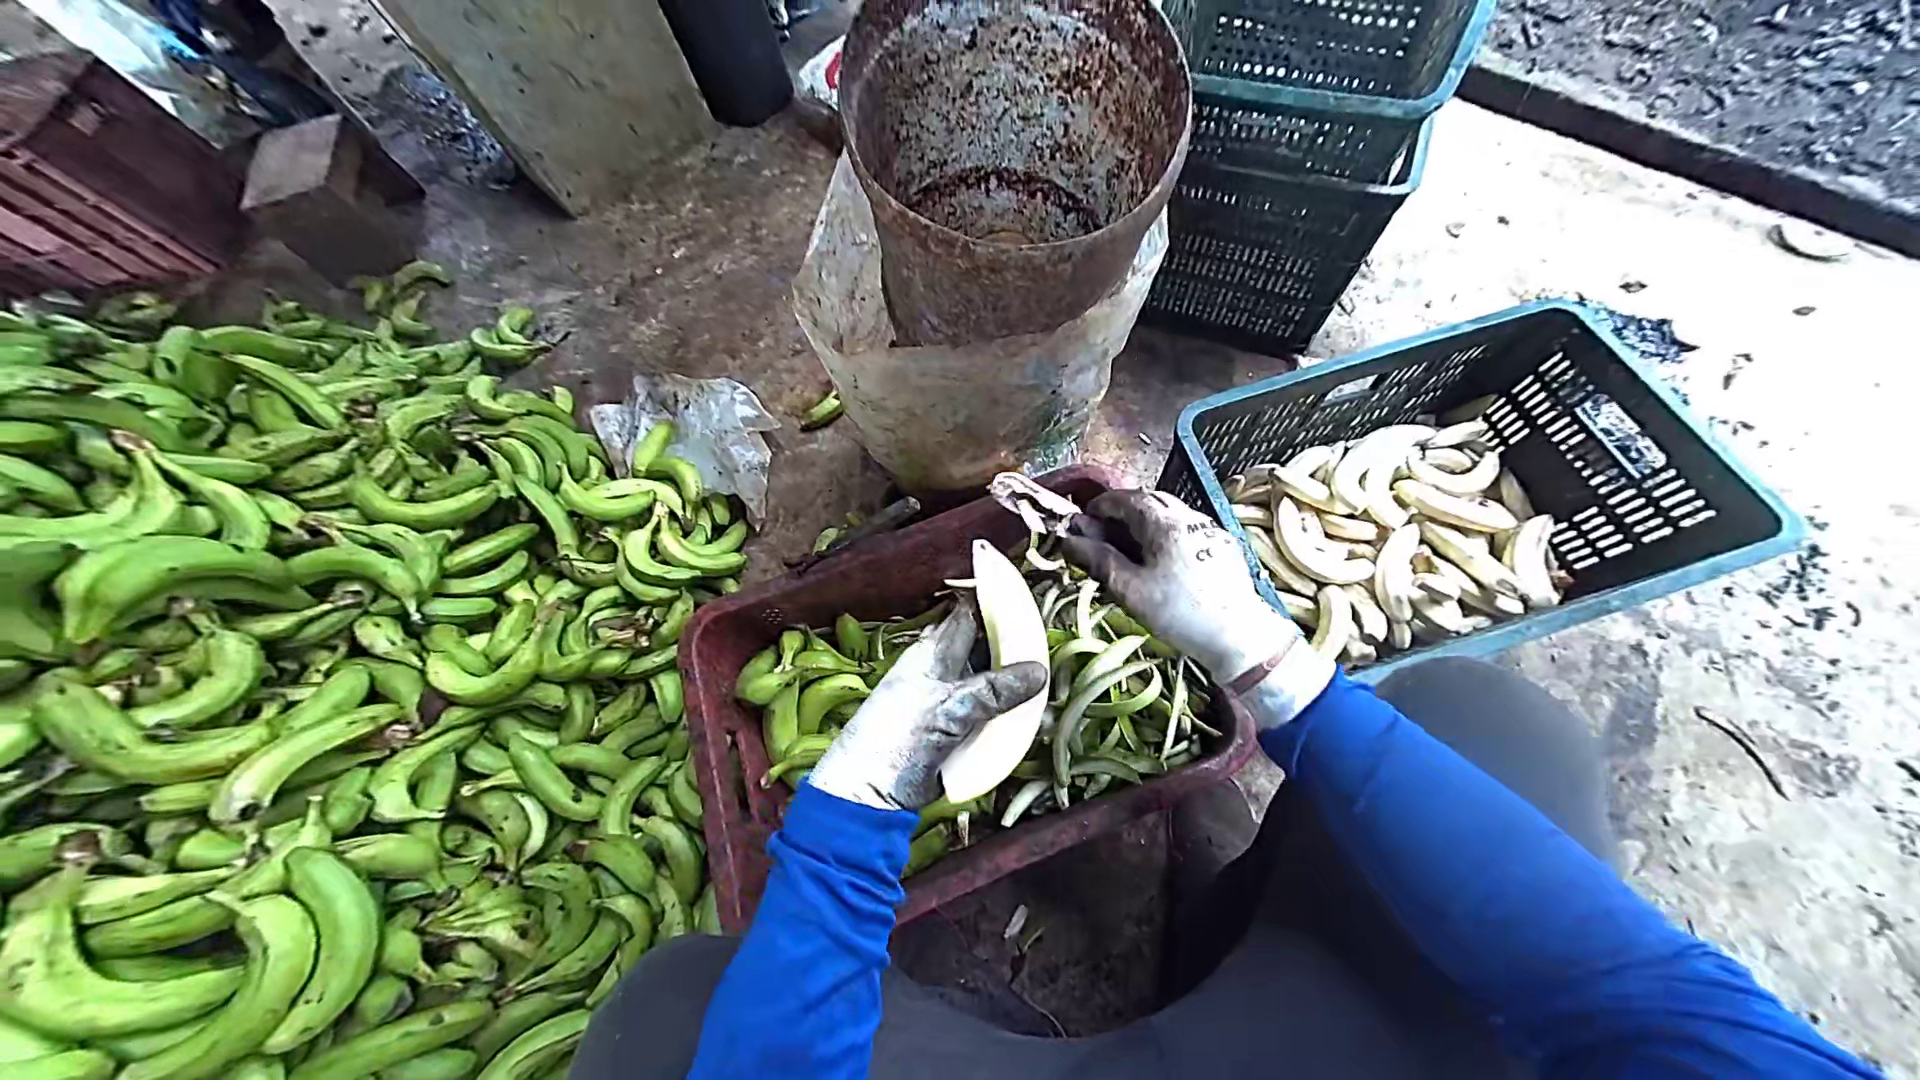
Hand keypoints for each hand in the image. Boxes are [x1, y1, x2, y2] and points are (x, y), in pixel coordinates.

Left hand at [806, 603, 1047, 811]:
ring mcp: (944, 697)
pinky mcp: (948, 725)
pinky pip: (983, 707)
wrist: (867, 792)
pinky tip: (1022, 716)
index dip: (995, 604)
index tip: (1028, 604)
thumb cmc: (898, 741)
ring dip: (1009, 679)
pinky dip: (1003, 708)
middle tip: (1043, 649)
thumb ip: (994, 690)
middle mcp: (940, 667)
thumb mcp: (951, 711)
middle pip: (981, 644)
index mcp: (935, 651)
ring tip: (1042, 682)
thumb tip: (1038, 670)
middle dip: (1011, 645)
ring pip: (984, 676)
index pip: (970, 614)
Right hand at [1060, 490, 1332, 723]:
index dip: (1101, 505)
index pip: (1126, 497)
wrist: (1239, 637)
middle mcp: (1189, 517)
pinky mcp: (1223, 546)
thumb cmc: (1178, 614)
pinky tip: (1161, 559)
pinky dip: (1166, 533)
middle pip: (1150, 500)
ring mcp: (1210, 530)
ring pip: (1170, 513)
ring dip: (1145, 521)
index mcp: (1164, 523)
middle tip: (1104, 532)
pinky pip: (1187, 528)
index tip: (1086, 518)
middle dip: (1122, 511)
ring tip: (1130, 546)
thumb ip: (1097, 559)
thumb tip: (1069, 539)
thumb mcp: (1129, 589)